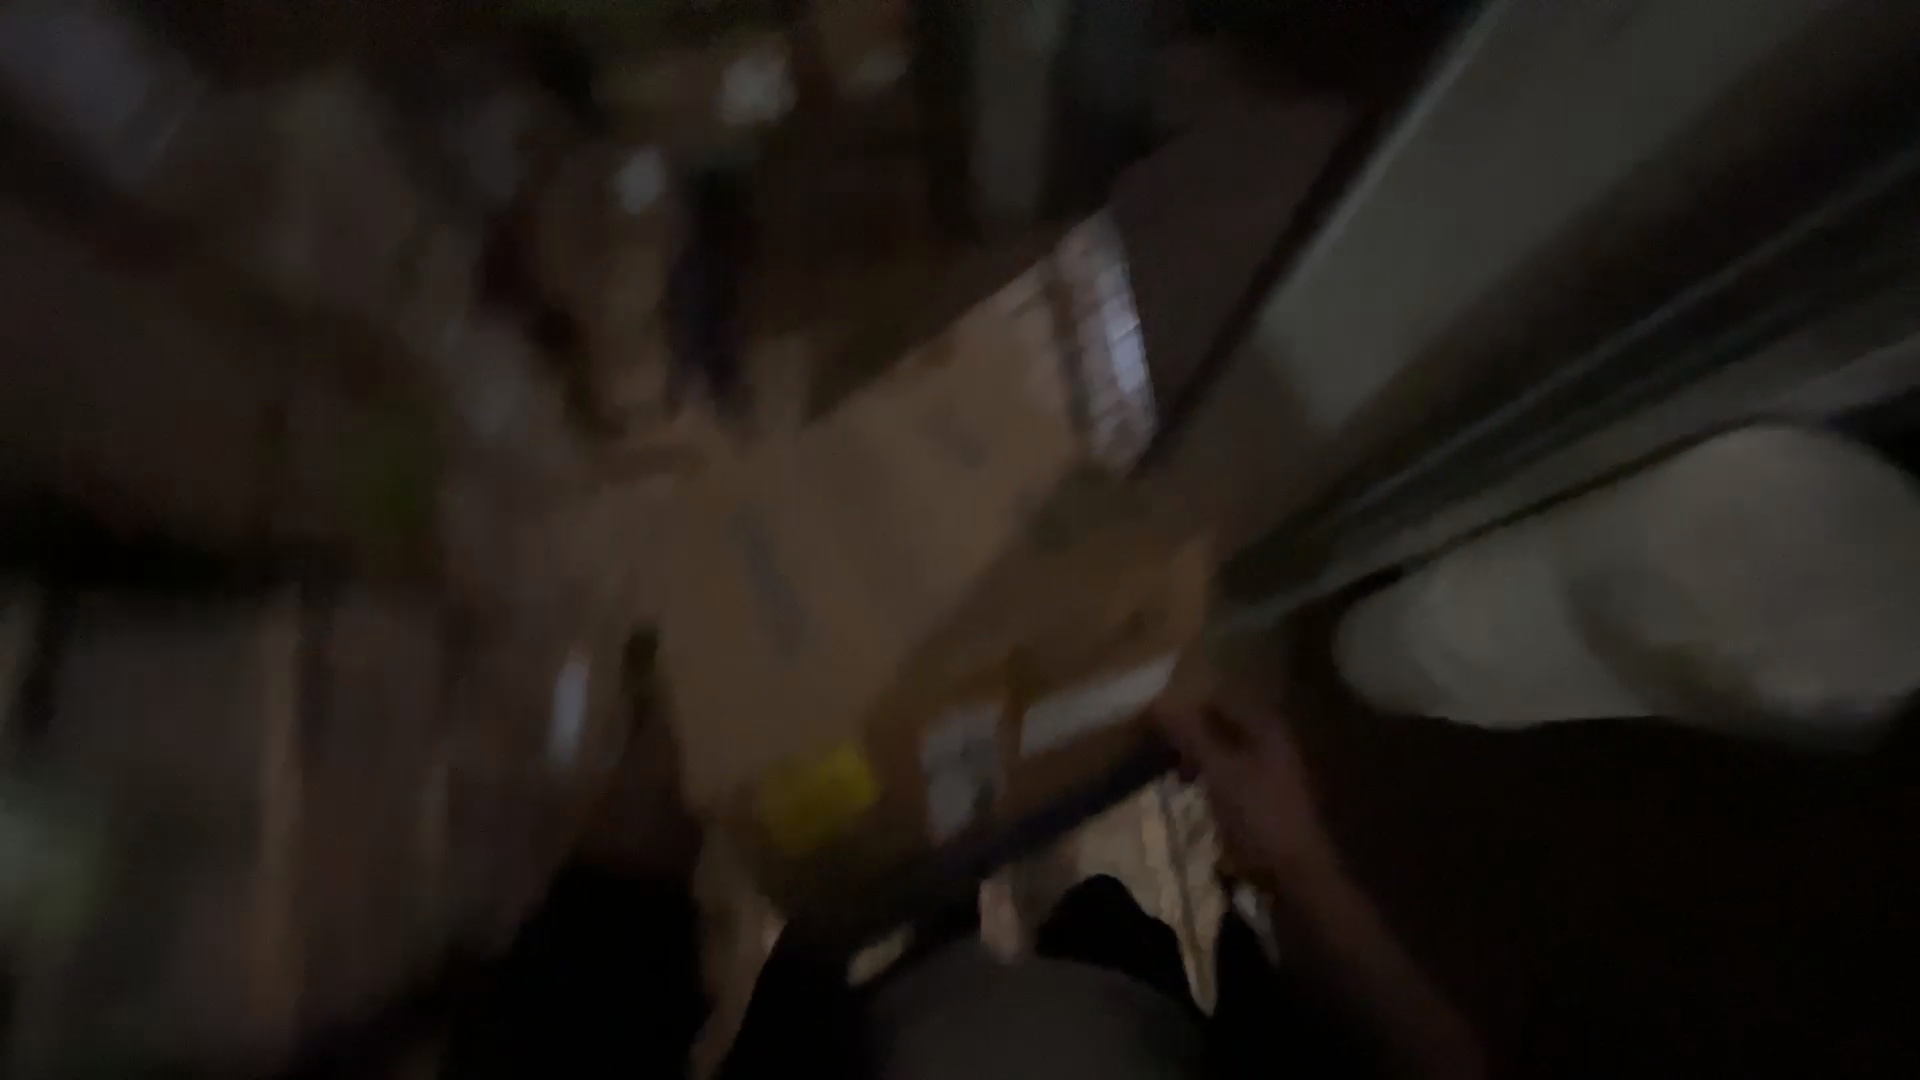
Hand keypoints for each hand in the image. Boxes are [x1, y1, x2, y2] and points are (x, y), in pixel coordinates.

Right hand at [1155, 700, 1335, 893]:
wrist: (1297, 874)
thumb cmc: (1257, 814)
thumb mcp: (1218, 770)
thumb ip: (1190, 733)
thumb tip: (1159, 701)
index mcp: (1265, 725)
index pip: (1217, 699)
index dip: (1186, 708)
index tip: (1156, 725)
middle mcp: (1273, 739)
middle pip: (1222, 723)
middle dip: (1190, 735)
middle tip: (1163, 752)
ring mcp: (1273, 768)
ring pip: (1225, 749)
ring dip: (1198, 757)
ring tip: (1177, 776)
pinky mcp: (1268, 795)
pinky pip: (1232, 772)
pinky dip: (1211, 776)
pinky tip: (1197, 792)